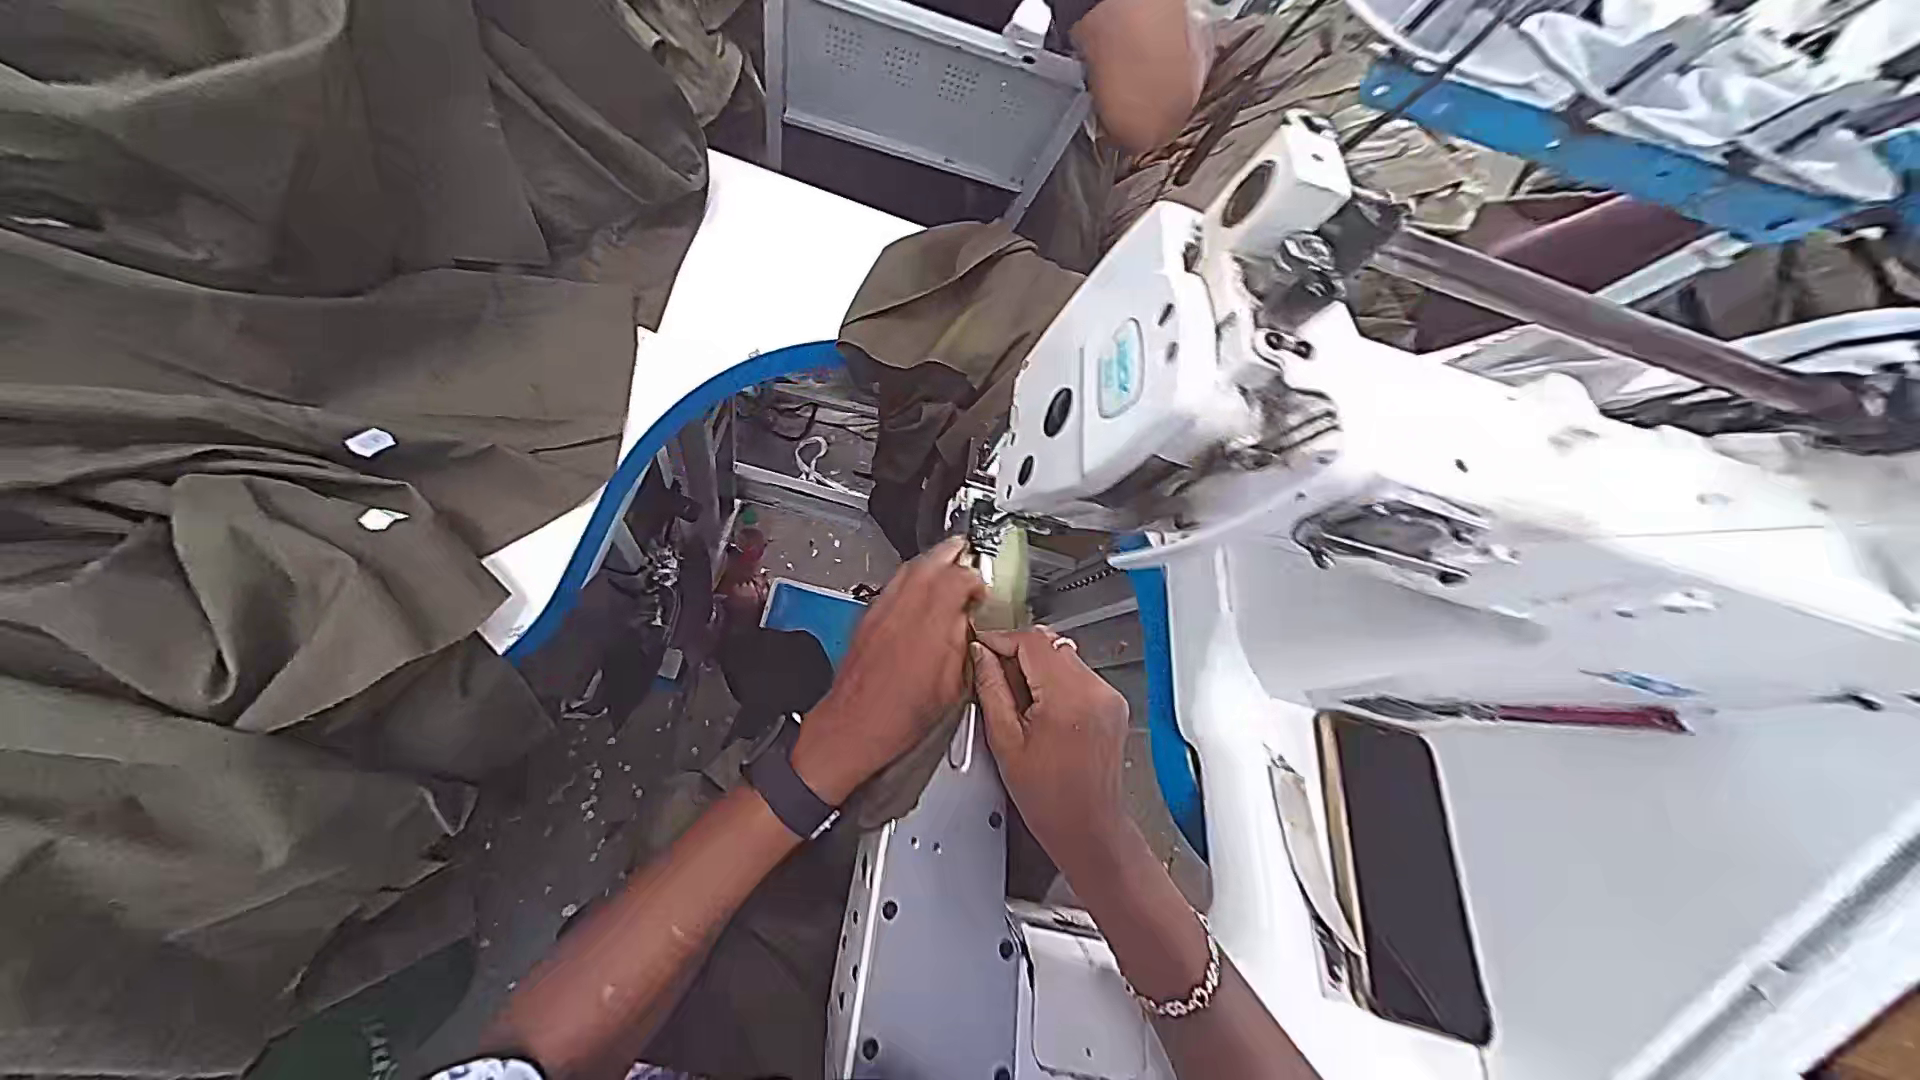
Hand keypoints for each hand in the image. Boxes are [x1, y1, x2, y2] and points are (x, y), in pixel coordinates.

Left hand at [793, 537, 984, 802]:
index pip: (959, 576)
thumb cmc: (899, 714)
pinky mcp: (868, 615)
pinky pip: (893, 582)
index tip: (980, 591)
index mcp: (932, 622)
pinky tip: (919, 588)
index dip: (975, 579)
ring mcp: (882, 608)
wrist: (854, 724)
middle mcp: (905, 607)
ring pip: (910, 566)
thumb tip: (967, 619)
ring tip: (946, 564)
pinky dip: (911, 577)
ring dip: (931, 561)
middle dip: (953, 553)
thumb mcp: (953, 684)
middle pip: (932, 559)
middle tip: (966, 553)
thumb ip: (963, 641)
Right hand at [972, 626, 1136, 879]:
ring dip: (1036, 664)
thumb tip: (980, 655)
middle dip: (1018, 652)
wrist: (1089, 826)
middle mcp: (1095, 690)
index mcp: (1068, 697)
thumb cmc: (1049, 798)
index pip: (1032, 641)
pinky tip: (1040, 706)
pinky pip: (1077, 672)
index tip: (981, 646)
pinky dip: (1054, 678)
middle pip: (1050, 644)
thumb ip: (991, 688)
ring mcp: (1108, 695)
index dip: (1002, 639)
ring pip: (1063, 655)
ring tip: (1018, 697)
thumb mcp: (1005, 741)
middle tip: (993, 672)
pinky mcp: (1112, 702)